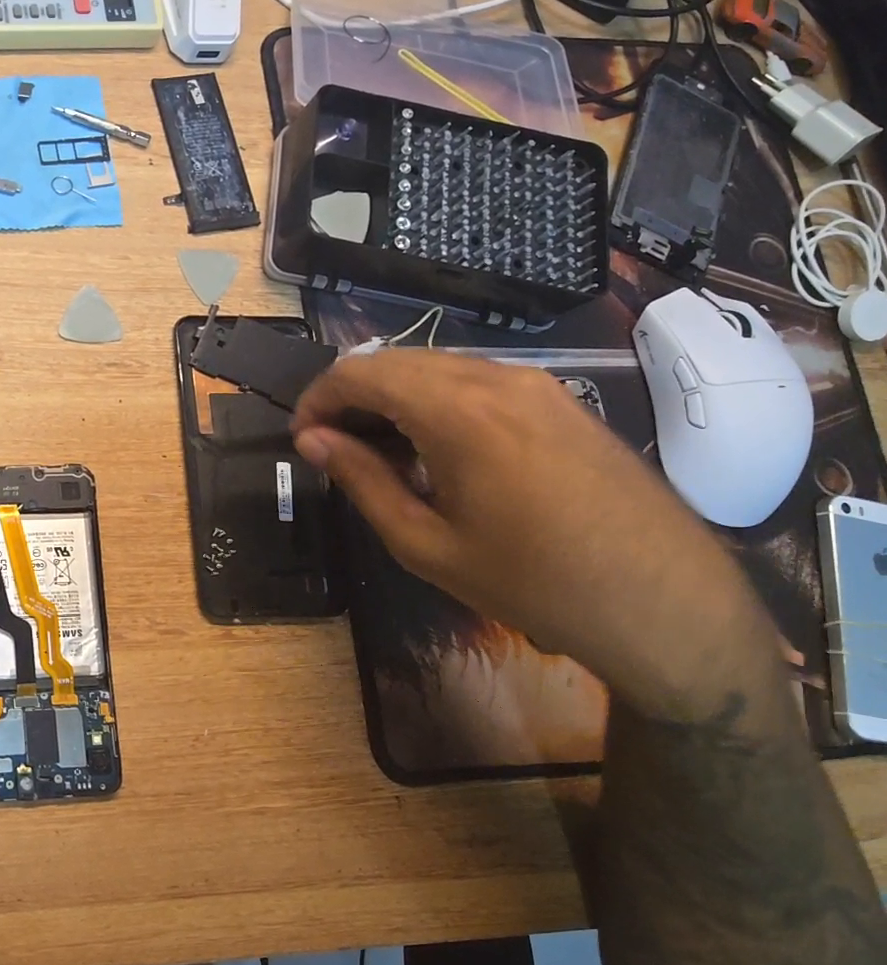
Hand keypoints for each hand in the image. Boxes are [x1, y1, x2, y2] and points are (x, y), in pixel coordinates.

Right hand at [290, 351, 774, 713]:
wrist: (662, 602)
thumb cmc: (529, 581)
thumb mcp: (423, 542)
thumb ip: (362, 480)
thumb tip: (313, 441)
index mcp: (458, 411)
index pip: (361, 373)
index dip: (318, 400)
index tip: (302, 440)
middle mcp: (498, 379)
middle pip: (397, 362)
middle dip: (350, 396)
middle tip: (329, 448)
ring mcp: (538, 385)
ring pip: (436, 367)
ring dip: (391, 398)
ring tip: (375, 454)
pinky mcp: (562, 401)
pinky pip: (476, 381)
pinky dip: (433, 401)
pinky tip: (430, 450)